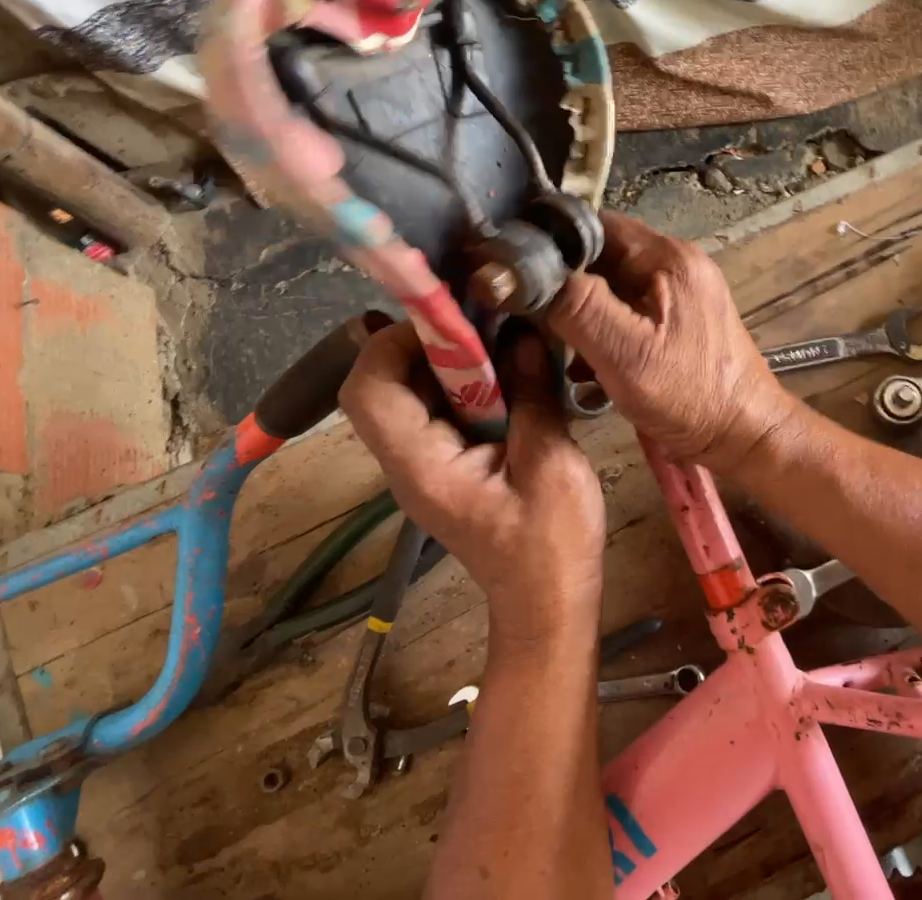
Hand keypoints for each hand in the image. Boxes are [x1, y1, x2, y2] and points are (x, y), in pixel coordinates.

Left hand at [339, 323, 604, 645]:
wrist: (548, 603)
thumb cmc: (551, 544)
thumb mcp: (552, 464)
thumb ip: (532, 394)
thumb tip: (521, 332)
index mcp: (422, 466)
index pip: (369, 389)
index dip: (395, 342)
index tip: (452, 318)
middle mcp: (408, 463)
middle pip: (382, 385)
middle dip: (427, 343)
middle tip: (483, 320)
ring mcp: (424, 466)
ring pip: (410, 394)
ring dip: (448, 361)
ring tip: (499, 338)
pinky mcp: (446, 467)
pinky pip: (437, 411)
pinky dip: (464, 384)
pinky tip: (506, 374)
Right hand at [547, 212, 799, 470]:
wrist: (744, 437)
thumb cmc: (690, 397)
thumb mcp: (625, 354)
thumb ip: (577, 307)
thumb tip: (527, 272)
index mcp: (668, 258)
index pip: (592, 226)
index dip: (550, 245)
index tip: (514, 276)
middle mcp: (677, 264)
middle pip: (600, 256)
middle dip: (563, 287)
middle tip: (532, 318)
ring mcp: (680, 293)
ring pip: (610, 287)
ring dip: (580, 315)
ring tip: (559, 348)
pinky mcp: (679, 321)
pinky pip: (627, 312)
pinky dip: (602, 333)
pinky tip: (587, 365)